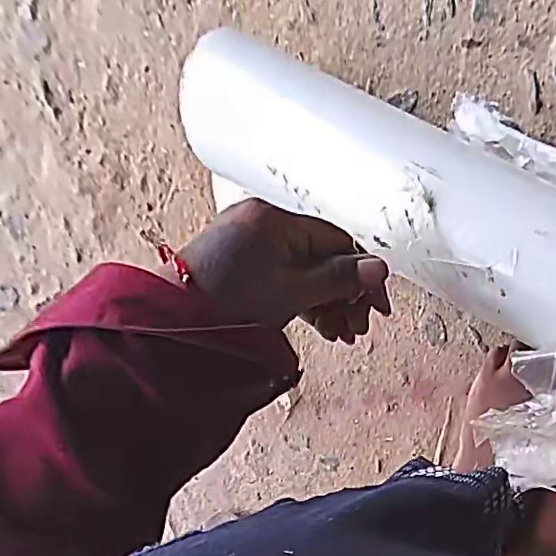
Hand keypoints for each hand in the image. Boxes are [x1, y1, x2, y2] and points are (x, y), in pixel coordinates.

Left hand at [176, 198, 393, 341]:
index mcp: (275, 220)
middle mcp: (264, 225)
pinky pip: (287, 281)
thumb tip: (379, 269)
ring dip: (329, 305)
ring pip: (306, 273)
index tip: (377, 305)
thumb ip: (339, 279)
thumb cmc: (227, 303)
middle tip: (359, 327)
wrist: (176, 323)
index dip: (362, 275)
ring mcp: (253, 247)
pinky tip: (323, 327)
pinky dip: (307, 304)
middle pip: (323, 258)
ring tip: (342, 334)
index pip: (337, 241)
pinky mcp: (246, 269)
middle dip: (346, 295)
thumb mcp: (293, 292)